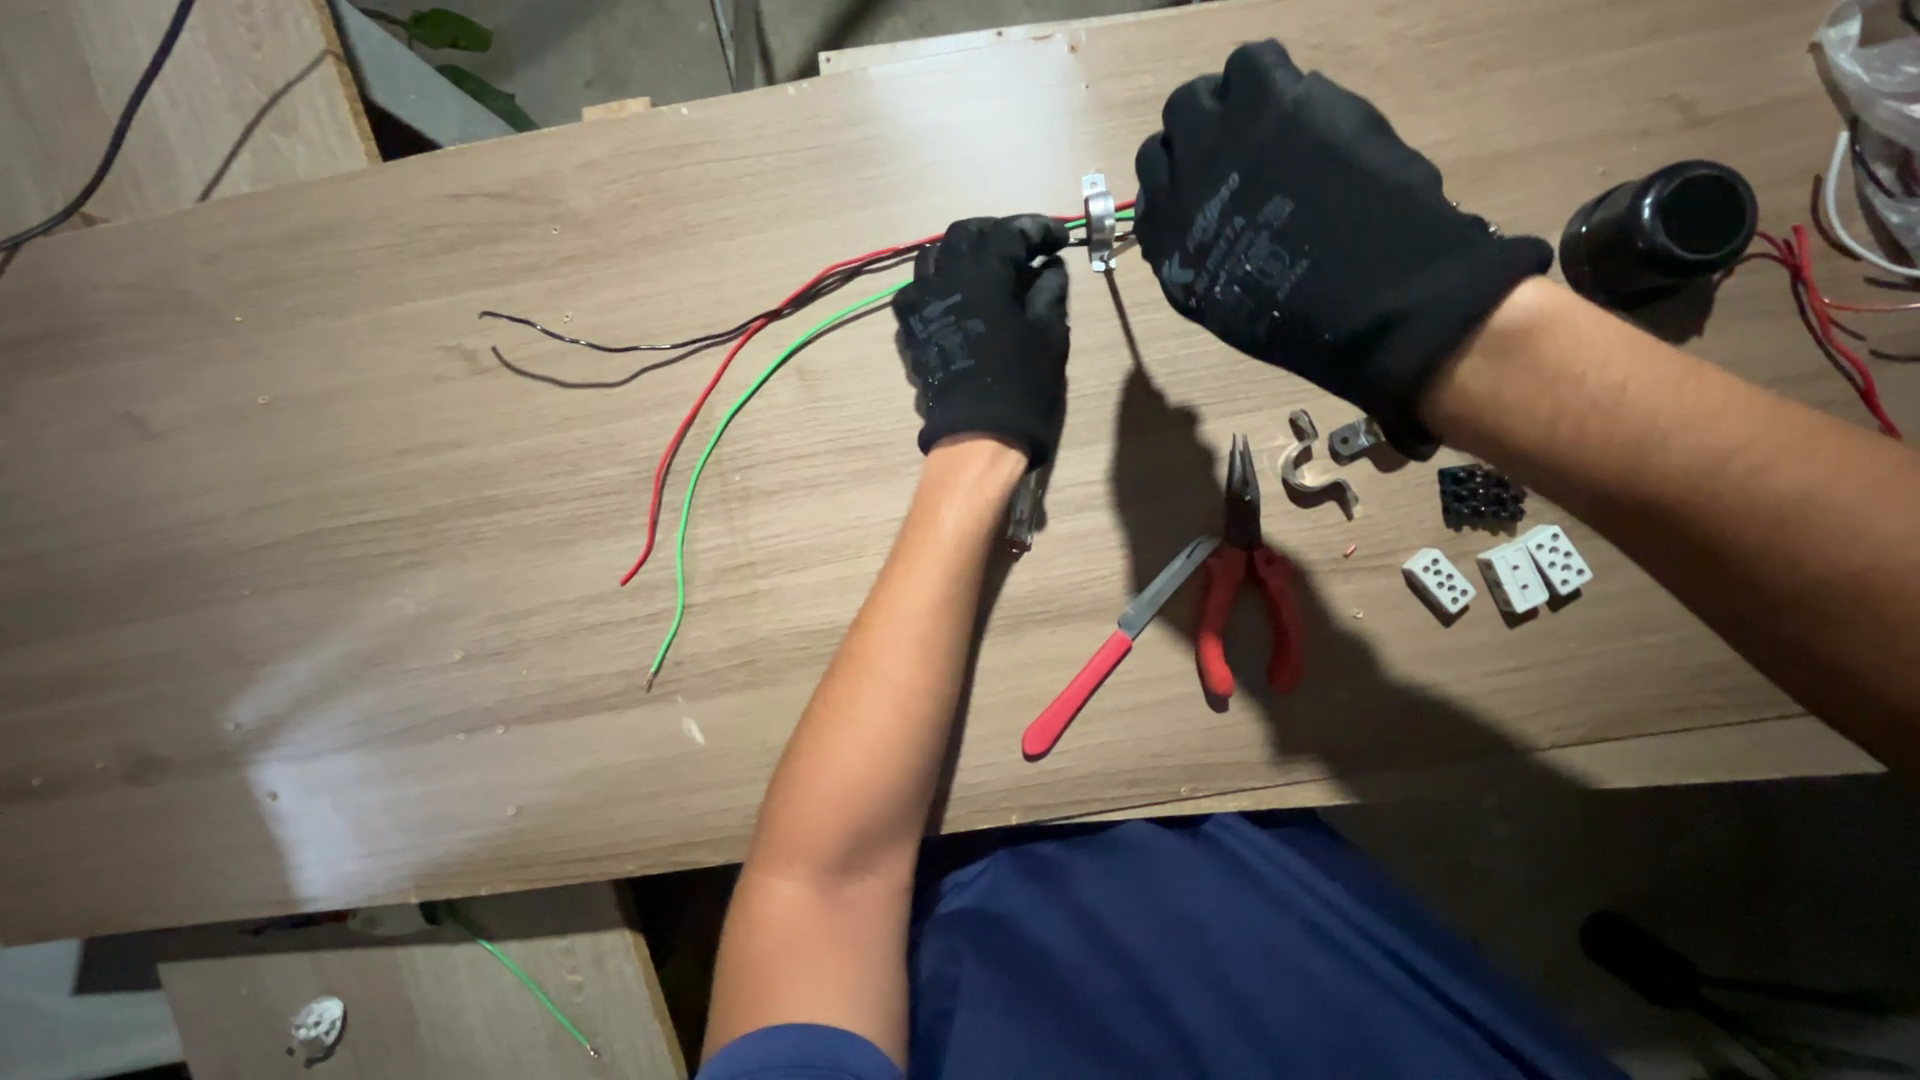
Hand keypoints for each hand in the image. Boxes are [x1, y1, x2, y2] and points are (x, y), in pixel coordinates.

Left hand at [893, 215, 1069, 467]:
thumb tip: (1048, 266)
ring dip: (964, 254)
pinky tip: (960, 298)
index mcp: (981, 270)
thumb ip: (1049, 289)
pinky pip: (919, 291)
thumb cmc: (1022, 382)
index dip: (1038, 230)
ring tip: (990, 269)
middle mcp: (943, 276)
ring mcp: (920, 303)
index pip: (1010, 231)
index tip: (1060, 239)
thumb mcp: (1049, 331)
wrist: (977, 434)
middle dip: (997, 234)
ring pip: (935, 257)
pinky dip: (941, 284)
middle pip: (966, 235)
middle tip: (1024, 249)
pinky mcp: (910, 330)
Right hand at [1133, 41, 1552, 457]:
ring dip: (1231, 103)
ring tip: (1273, 123)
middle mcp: (1178, 188)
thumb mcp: (1221, 304)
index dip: (1183, 176)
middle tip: (1245, 146)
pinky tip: (1302, 107)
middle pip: (1170, 134)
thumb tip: (1198, 215)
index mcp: (1168, 243)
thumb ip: (1196, 255)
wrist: (1373, 298)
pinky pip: (1253, 62)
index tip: (1213, 181)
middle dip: (1201, 134)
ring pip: (1200, 96)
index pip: (1150, 186)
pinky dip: (1271, 76)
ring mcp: (1218, 142)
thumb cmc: (1308, 320)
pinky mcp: (1268, 103)